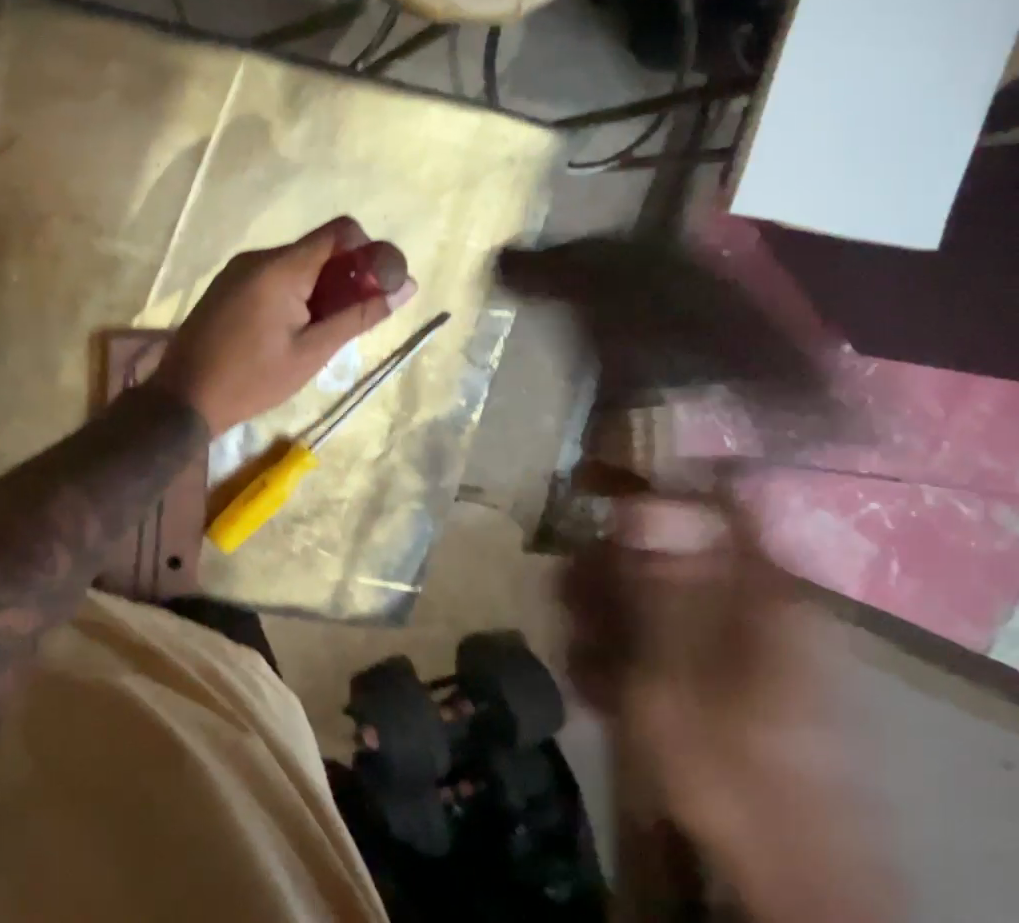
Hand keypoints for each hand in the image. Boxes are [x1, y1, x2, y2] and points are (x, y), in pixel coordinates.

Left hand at [148, 217, 415, 434]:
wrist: (182, 399)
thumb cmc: (250, 380)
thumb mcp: (312, 352)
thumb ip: (358, 315)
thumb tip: (407, 287)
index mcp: (279, 268)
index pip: (340, 231)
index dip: (367, 252)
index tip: (375, 288)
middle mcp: (256, 259)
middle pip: (317, 249)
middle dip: (343, 277)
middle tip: (349, 320)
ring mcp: (235, 272)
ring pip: (294, 265)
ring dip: (317, 289)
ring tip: (318, 333)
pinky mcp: (224, 289)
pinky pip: (270, 278)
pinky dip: (291, 295)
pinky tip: (289, 332)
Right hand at [564, 494, 899, 922]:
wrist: (774, 858)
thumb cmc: (727, 763)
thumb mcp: (679, 672)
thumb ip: (659, 583)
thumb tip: (645, 500)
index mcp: (762, 590)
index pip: (708, 499)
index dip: (643, 484)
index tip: (579, 492)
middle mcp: (750, 600)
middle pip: (657, 547)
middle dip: (600, 575)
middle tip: (567, 607)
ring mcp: (731, 634)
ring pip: (642, 591)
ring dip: (597, 620)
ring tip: (584, 668)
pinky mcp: (712, 666)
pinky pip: (648, 631)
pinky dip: (614, 652)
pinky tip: (598, 687)